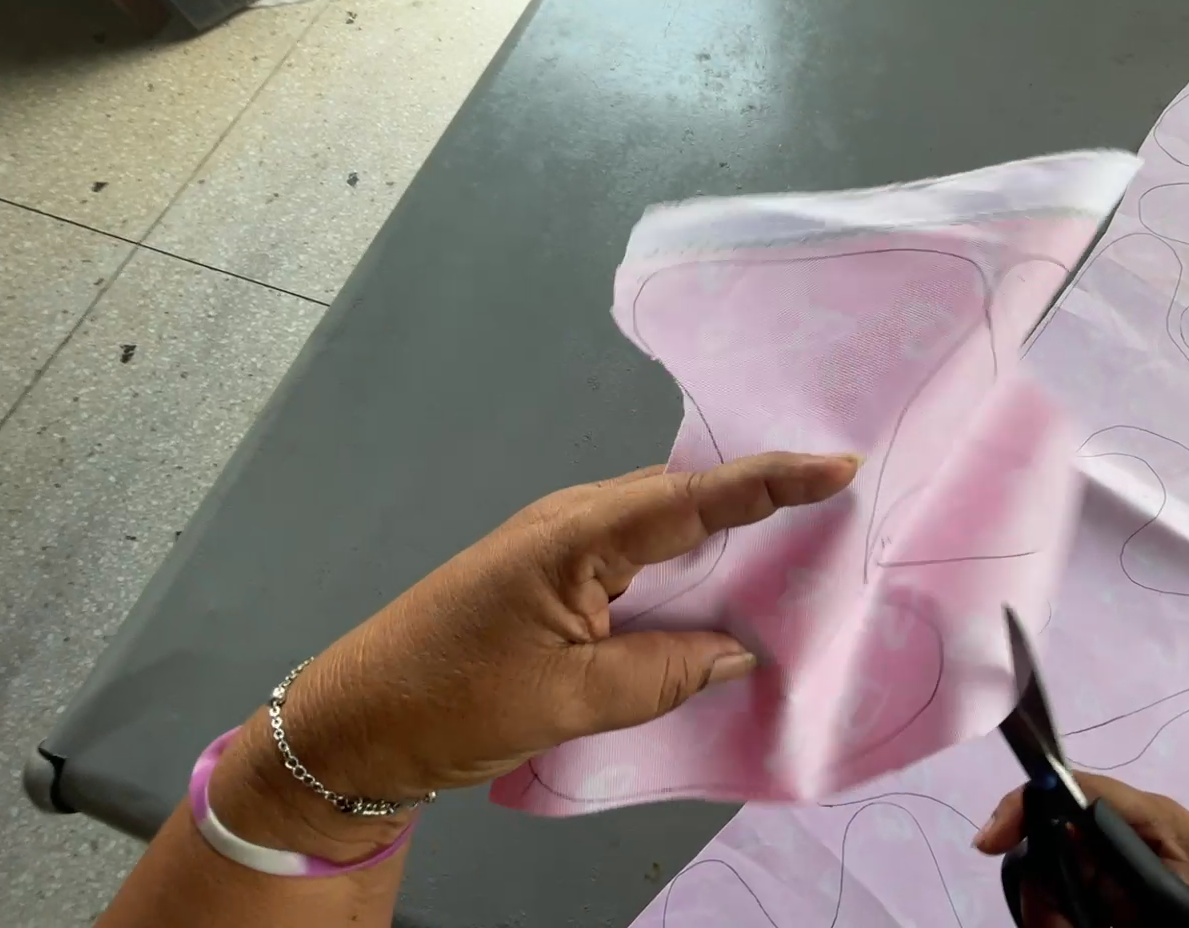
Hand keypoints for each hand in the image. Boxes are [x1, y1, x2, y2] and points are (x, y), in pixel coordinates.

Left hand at [206, 451, 859, 860]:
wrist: (350, 723)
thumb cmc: (452, 702)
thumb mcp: (566, 700)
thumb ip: (664, 672)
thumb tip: (741, 652)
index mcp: (579, 534)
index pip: (695, 498)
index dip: (772, 481)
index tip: (838, 466)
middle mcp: (577, 518)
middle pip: (685, 494)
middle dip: (759, 492)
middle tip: (832, 498)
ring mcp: (564, 539)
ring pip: (663, 519)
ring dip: (723, 525)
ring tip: (792, 533)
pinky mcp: (558, 566)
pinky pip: (641, 547)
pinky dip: (686, 556)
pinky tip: (713, 579)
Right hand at [974, 772, 1188, 927]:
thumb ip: (1120, 871)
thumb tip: (1046, 875)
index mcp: (1147, 819)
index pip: (1065, 789)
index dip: (1020, 807)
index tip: (988, 845)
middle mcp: (1133, 842)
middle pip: (1052, 846)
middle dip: (1039, 889)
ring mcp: (1136, 884)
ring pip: (1066, 888)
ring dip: (1057, 917)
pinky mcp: (1137, 913)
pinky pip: (1090, 912)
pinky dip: (1076, 924)